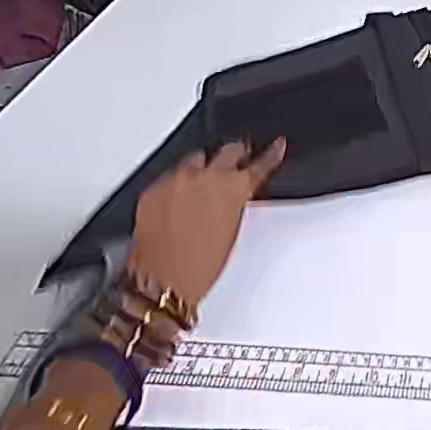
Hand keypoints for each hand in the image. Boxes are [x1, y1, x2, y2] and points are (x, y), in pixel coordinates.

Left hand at [127, 139, 286, 309]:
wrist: (161, 282)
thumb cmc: (200, 263)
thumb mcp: (234, 226)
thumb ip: (237, 197)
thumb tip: (236, 188)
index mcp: (235, 186)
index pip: (262, 161)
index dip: (272, 153)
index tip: (276, 146)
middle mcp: (207, 176)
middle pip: (230, 150)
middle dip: (236, 157)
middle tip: (235, 165)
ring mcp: (178, 180)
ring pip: (197, 157)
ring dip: (203, 168)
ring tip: (200, 187)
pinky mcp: (154, 188)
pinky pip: (170, 175)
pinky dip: (177, 183)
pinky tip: (178, 200)